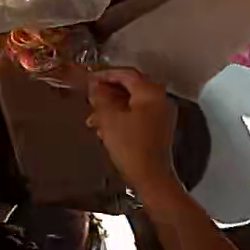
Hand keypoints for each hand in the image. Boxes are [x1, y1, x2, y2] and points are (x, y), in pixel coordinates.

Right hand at [86, 67, 180, 193]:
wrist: (150, 175)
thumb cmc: (129, 144)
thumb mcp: (108, 117)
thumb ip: (100, 97)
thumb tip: (94, 86)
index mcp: (150, 93)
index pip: (126, 74)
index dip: (105, 74)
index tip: (88, 78)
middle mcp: (160, 100)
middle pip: (130, 87)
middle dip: (107, 91)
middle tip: (89, 96)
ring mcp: (161, 114)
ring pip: (131, 101)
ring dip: (111, 105)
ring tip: (92, 116)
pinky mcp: (157, 128)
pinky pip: (136, 113)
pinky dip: (119, 115)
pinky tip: (104, 127)